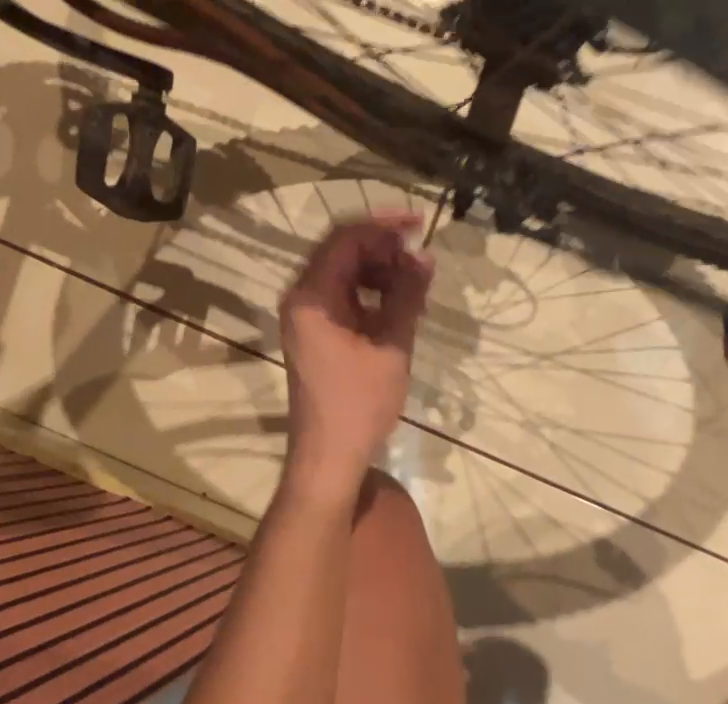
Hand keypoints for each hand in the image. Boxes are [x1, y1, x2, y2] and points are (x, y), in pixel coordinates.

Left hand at [278, 213, 435, 492]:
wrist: (330, 456)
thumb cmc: (360, 405)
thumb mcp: (391, 347)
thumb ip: (407, 297)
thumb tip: (425, 257)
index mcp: (311, 296)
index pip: (345, 239)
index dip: (384, 224)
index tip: (421, 224)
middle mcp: (302, 299)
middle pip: (342, 253)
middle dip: (384, 249)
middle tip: (423, 259)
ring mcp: (307, 319)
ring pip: (346, 276)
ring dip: (382, 273)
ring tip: (417, 286)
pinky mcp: (318, 337)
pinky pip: (346, 301)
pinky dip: (373, 297)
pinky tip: (401, 307)